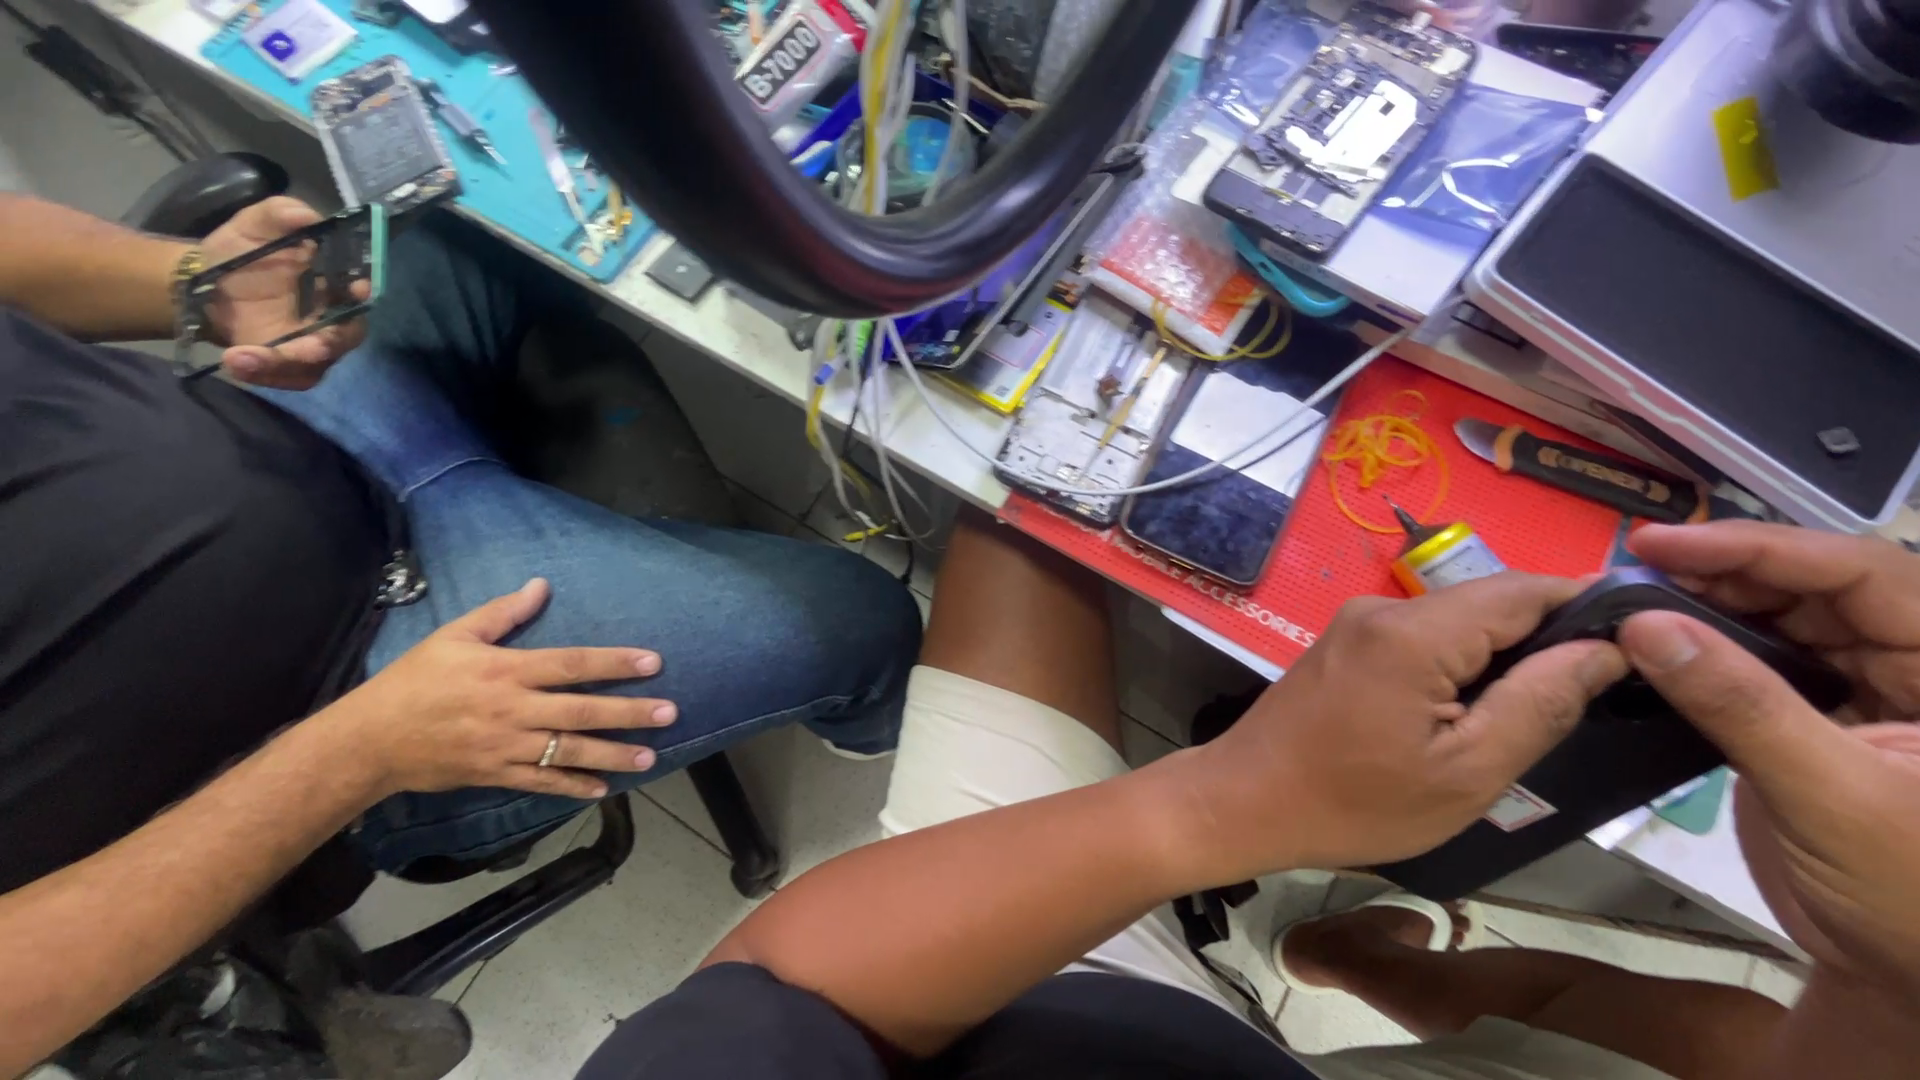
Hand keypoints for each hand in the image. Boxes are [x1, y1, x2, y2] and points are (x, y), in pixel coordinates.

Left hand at [199, 197, 368, 389]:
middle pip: (344, 338)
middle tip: (302, 350)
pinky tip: (237, 364)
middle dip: (324, 346)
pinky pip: (293, 378)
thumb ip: (278, 214)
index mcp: (336, 286)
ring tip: (242, 359)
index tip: (356, 291)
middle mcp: (336, 319)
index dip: (361, 295)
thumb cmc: (240, 257)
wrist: (206, 289)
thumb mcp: (251, 227)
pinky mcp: (295, 366)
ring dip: (283, 365)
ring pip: (316, 364)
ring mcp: (317, 346)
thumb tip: (306, 215)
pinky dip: (267, 375)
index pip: (361, 293)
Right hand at [310, 578, 678, 800]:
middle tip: (669, 714)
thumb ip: (502, 612)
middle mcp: (513, 709)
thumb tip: (541, 585)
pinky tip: (603, 789)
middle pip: (581, 710)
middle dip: (628, 713)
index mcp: (506, 671)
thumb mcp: (455, 635)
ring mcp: (506, 746)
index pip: (572, 664)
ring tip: (650, 758)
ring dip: (612, 755)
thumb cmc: (415, 680)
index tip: (653, 662)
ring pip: (568, 751)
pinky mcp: (495, 774)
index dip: (614, 662)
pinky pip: (540, 782)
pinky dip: (572, 787)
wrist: (368, 740)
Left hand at [1174, 573, 1626, 876]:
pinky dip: (1461, 658)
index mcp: (1413, 632)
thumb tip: (1605, 648)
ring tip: (1553, 699)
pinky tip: (1482, 700)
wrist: (1246, 800)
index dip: (1592, 607)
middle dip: (1551, 632)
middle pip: (1490, 600)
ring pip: (1456, 619)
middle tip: (1609, 684)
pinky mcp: (1343, 643)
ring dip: (1505, 649)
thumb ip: (1539, 702)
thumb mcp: (1467, 770)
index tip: (1650, 640)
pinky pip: (1421, 636)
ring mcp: (1356, 622)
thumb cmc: (1356, 801)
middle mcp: (1382, 609)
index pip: (1526, 589)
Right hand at [1619, 521, 1919, 1003]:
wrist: (1912, 978)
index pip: (1865, 575)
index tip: (1658, 543)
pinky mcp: (1815, 713)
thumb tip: (1644, 625)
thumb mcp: (1832, 797)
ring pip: (1781, 617)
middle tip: (1629, 570)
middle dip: (1724, 570)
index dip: (1759, 547)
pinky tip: (1651, 639)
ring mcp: (1868, 688)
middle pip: (1817, 585)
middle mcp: (1917, 664)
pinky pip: (1755, 659)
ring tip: (1630, 597)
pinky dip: (1698, 646)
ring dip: (1705, 603)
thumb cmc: (1914, 897)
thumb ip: (1742, 705)